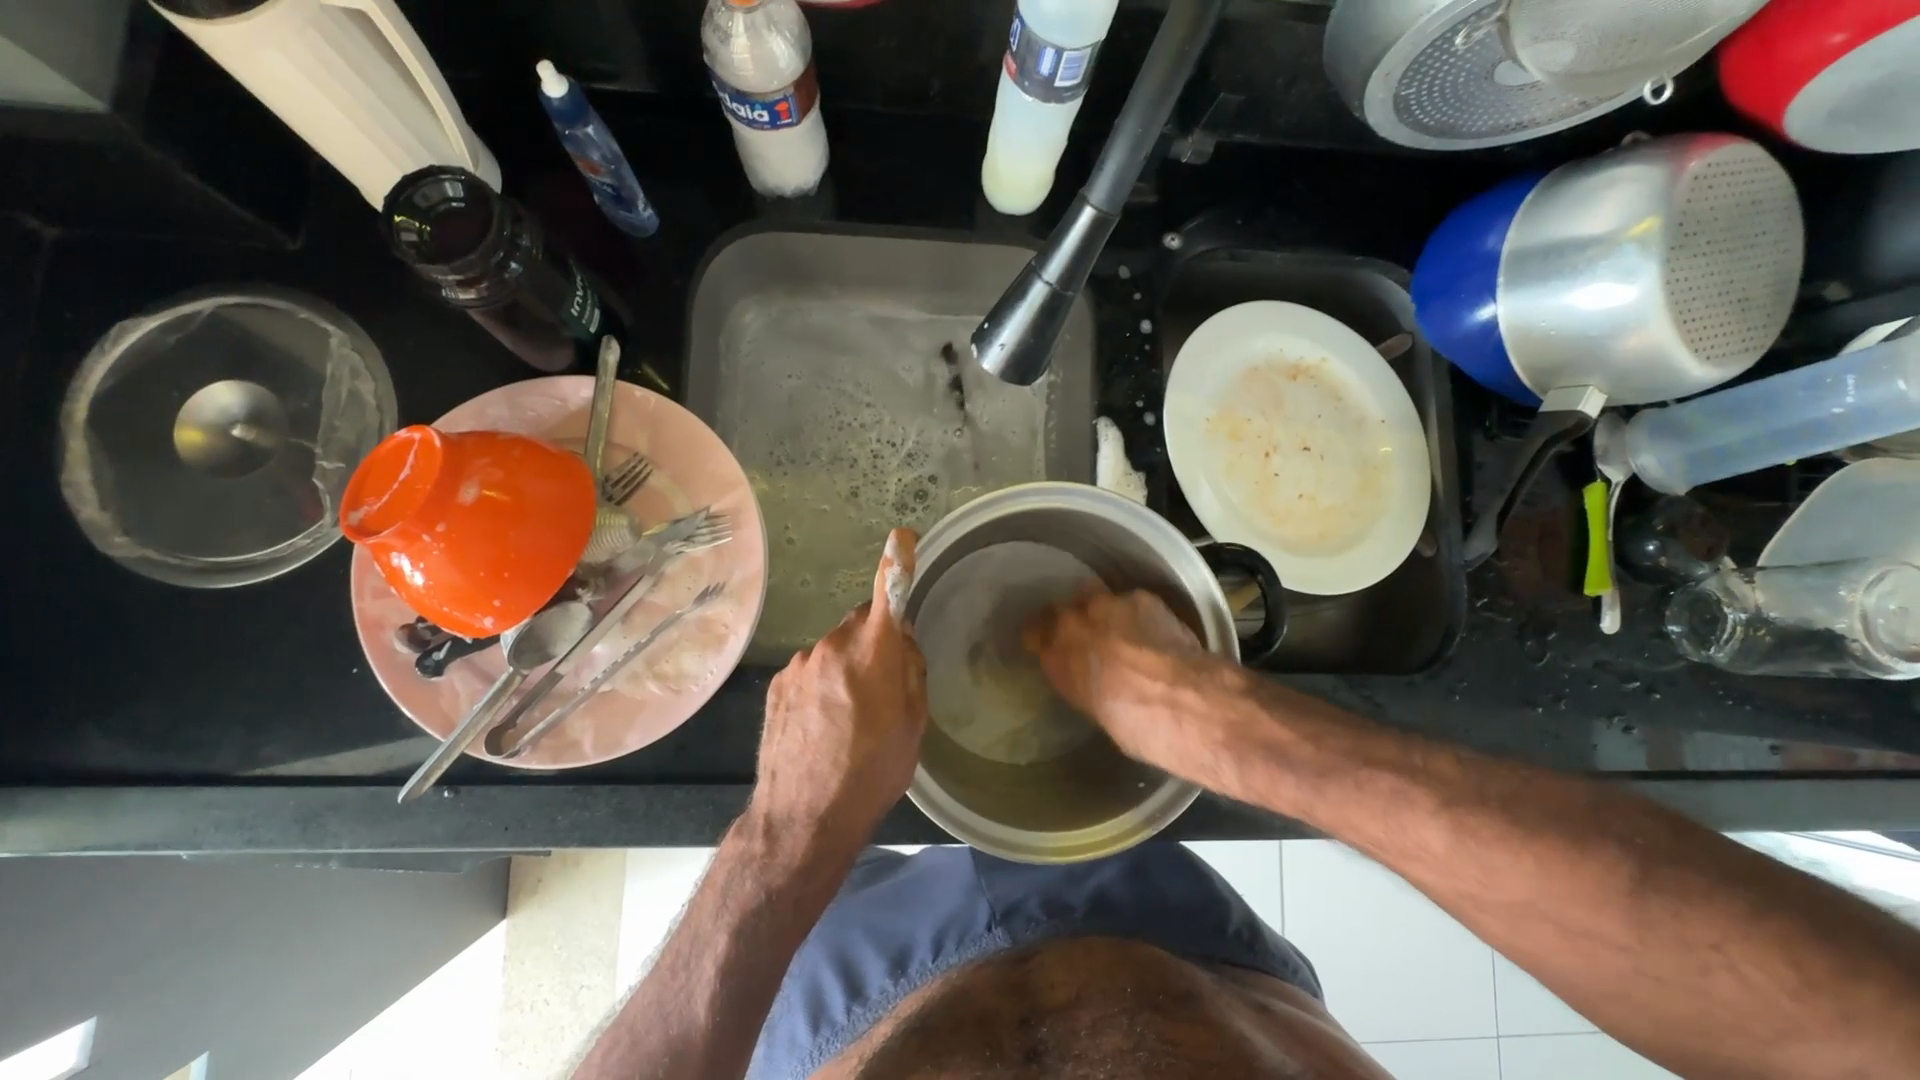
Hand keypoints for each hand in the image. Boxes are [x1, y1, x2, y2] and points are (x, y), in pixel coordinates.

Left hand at [750, 529, 927, 857]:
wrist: (803, 816)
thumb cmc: (872, 773)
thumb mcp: (912, 725)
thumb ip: (909, 671)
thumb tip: (901, 640)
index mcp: (871, 652)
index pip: (887, 592)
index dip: (897, 562)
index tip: (902, 538)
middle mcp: (830, 647)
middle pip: (861, 626)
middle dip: (875, 643)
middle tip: (885, 687)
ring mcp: (798, 665)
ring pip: (834, 651)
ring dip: (846, 669)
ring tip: (851, 719)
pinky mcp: (777, 685)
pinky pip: (811, 671)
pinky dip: (822, 686)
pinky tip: (824, 726)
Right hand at [1023, 585, 1246, 787]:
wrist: (1179, 700)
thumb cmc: (1135, 726)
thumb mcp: (1096, 712)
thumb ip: (1086, 686)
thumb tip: (1096, 681)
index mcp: (1056, 658)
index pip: (1034, 633)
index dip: (1044, 636)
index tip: (1051, 642)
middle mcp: (1073, 626)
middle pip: (1061, 609)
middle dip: (1072, 619)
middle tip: (1090, 635)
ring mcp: (1106, 606)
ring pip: (1094, 595)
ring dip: (1104, 609)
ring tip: (1123, 627)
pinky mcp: (1141, 598)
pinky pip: (1133, 601)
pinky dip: (1140, 613)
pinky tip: (1155, 630)